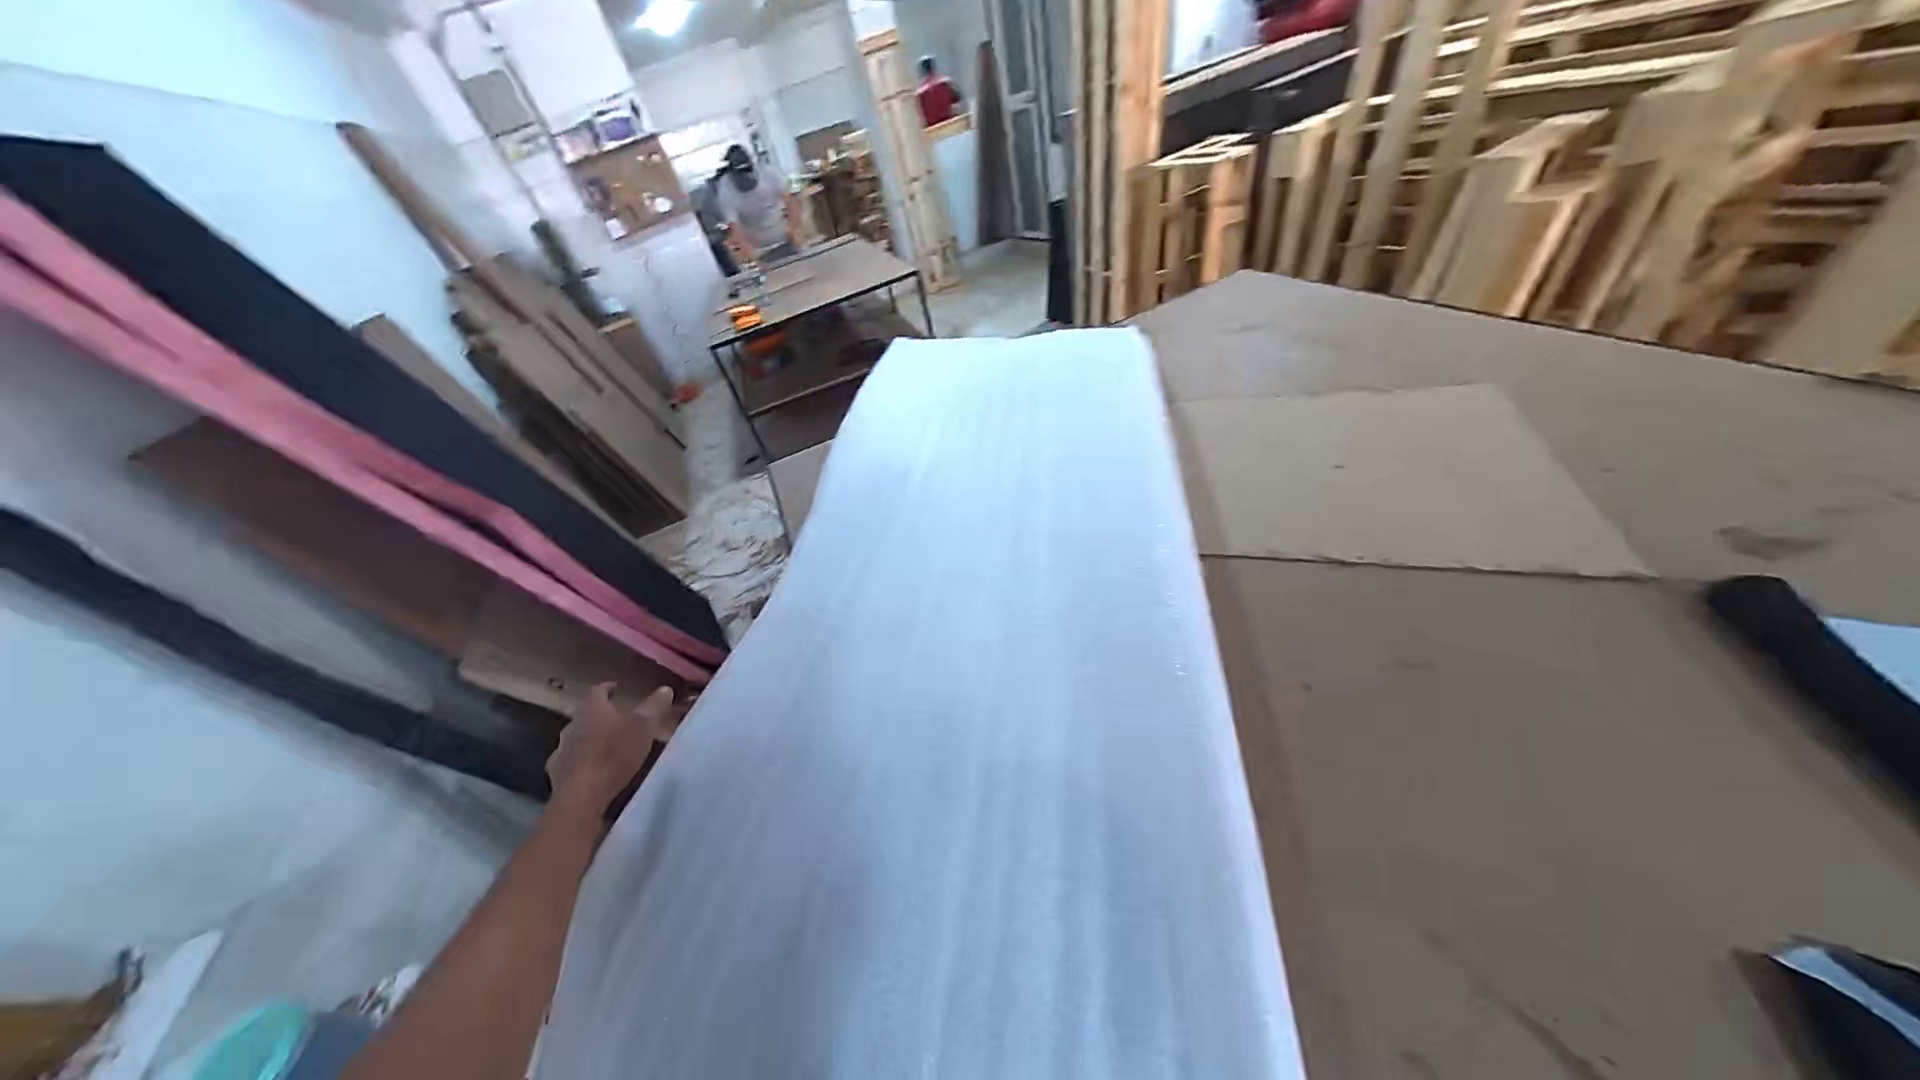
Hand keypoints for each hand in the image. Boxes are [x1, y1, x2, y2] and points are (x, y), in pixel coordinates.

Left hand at [546, 683, 674, 816]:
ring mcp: (560, 751)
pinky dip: (581, 763)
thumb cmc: (615, 753)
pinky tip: (591, 771)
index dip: (607, 688)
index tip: (615, 688)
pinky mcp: (556, 775)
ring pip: (575, 740)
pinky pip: (569, 763)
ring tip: (606, 748)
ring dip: (588, 741)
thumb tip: (665, 689)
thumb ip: (655, 706)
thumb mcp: (644, 726)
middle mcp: (572, 727)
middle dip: (600, 718)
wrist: (584, 794)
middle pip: (585, 717)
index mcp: (592, 711)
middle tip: (616, 722)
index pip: (597, 692)